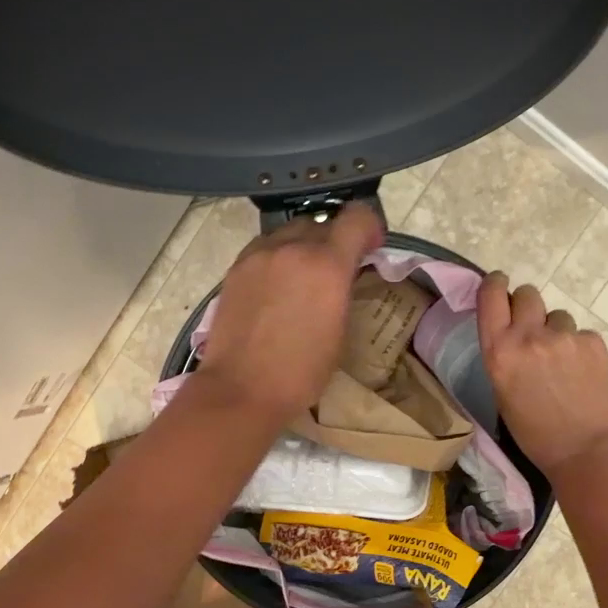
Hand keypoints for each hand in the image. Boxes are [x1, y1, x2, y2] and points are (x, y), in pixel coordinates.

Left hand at [196, 203, 384, 423]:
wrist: (242, 388)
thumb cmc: (300, 373)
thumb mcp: (339, 333)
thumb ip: (342, 292)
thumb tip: (342, 277)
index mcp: (328, 266)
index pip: (357, 219)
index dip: (371, 228)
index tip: (371, 247)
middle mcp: (293, 249)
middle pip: (323, 223)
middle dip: (336, 240)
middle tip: (337, 270)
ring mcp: (260, 254)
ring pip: (291, 231)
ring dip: (305, 245)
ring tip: (304, 278)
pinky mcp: (236, 267)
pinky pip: (265, 247)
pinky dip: (279, 257)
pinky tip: (277, 286)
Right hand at [477, 271, 607, 474]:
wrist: (584, 450)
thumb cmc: (533, 432)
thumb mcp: (501, 392)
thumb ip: (503, 354)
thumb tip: (511, 330)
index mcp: (499, 351)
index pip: (492, 294)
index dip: (496, 284)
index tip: (500, 285)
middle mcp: (529, 336)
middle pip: (527, 294)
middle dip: (528, 307)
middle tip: (533, 332)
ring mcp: (564, 336)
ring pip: (557, 316)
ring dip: (556, 331)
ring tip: (561, 365)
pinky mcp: (593, 341)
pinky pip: (580, 334)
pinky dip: (579, 348)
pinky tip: (581, 374)